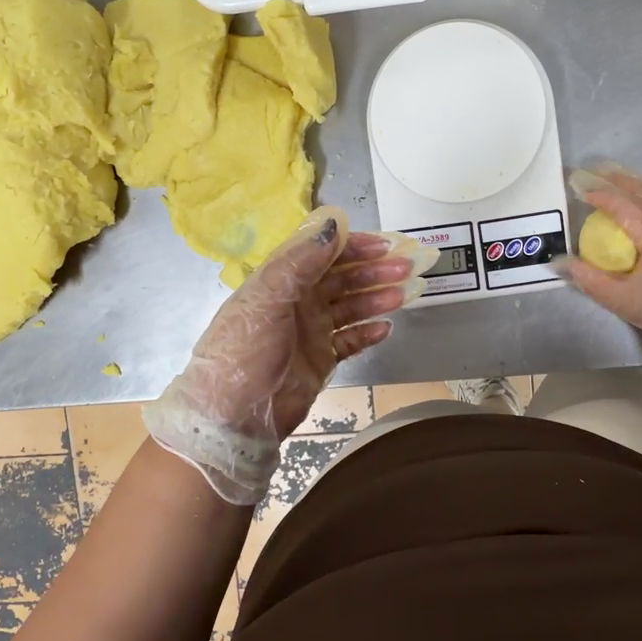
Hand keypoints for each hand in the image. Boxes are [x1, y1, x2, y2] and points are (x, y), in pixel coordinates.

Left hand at [144, 206, 429, 504]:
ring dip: (377, 298)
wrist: (232, 416)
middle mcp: (297, 302)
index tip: (386, 245)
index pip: (322, 253)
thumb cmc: (244, 352)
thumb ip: (301, 261)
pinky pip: (350, 340)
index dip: (354, 246)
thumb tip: (334, 224)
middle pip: (342, 279)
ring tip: (404, 295)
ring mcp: (310, 332)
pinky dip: (368, 333)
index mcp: (279, 281)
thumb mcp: (267, 299)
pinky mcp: (320, 360)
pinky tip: (385, 328)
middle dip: (374, 271)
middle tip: (408, 268)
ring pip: (351, 307)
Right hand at [560, 164, 641, 349]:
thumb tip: (559, 262)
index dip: (599, 193)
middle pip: (641, 192)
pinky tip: (637, 198)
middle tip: (591, 171)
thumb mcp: (618, 299)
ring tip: (610, 177)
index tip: (578, 187)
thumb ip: (587, 278)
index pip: (623, 205)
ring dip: (632, 185)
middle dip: (614, 179)